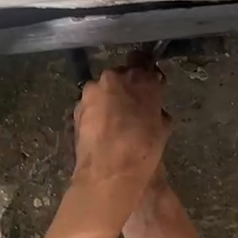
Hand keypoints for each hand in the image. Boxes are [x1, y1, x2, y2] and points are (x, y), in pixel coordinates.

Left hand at [71, 57, 170, 211]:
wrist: (107, 173)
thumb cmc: (141, 150)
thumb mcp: (161, 128)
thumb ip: (156, 108)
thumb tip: (155, 106)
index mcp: (137, 78)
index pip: (144, 64)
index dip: (147, 77)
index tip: (152, 87)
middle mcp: (110, 78)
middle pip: (120, 76)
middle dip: (127, 89)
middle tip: (135, 108)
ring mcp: (90, 92)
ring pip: (103, 91)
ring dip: (110, 100)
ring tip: (118, 123)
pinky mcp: (76, 109)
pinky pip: (92, 106)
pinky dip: (98, 113)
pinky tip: (104, 131)